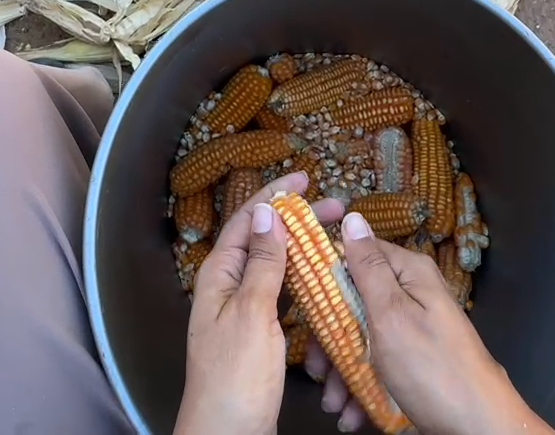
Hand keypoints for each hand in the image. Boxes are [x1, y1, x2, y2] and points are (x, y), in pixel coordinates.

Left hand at [173, 172, 343, 434]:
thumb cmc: (236, 377)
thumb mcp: (252, 314)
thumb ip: (262, 263)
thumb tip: (269, 212)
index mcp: (220, 273)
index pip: (249, 219)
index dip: (276, 194)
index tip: (304, 177)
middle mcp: (229, 284)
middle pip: (264, 237)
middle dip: (296, 217)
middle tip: (334, 207)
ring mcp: (242, 308)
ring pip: (274, 264)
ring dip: (301, 246)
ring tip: (333, 235)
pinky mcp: (257, 331)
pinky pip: (280, 292)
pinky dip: (300, 278)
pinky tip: (321, 277)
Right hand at [307, 213, 549, 434]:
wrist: (481, 433)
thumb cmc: (434, 369)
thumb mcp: (392, 314)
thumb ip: (368, 267)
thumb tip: (353, 216)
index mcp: (408, 273)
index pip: (357, 254)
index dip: (327, 274)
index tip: (302, 304)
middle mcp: (411, 294)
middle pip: (355, 302)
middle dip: (330, 339)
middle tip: (316, 371)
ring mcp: (412, 330)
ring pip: (362, 338)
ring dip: (341, 371)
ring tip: (332, 402)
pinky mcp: (413, 362)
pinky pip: (377, 365)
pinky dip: (360, 387)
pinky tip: (350, 412)